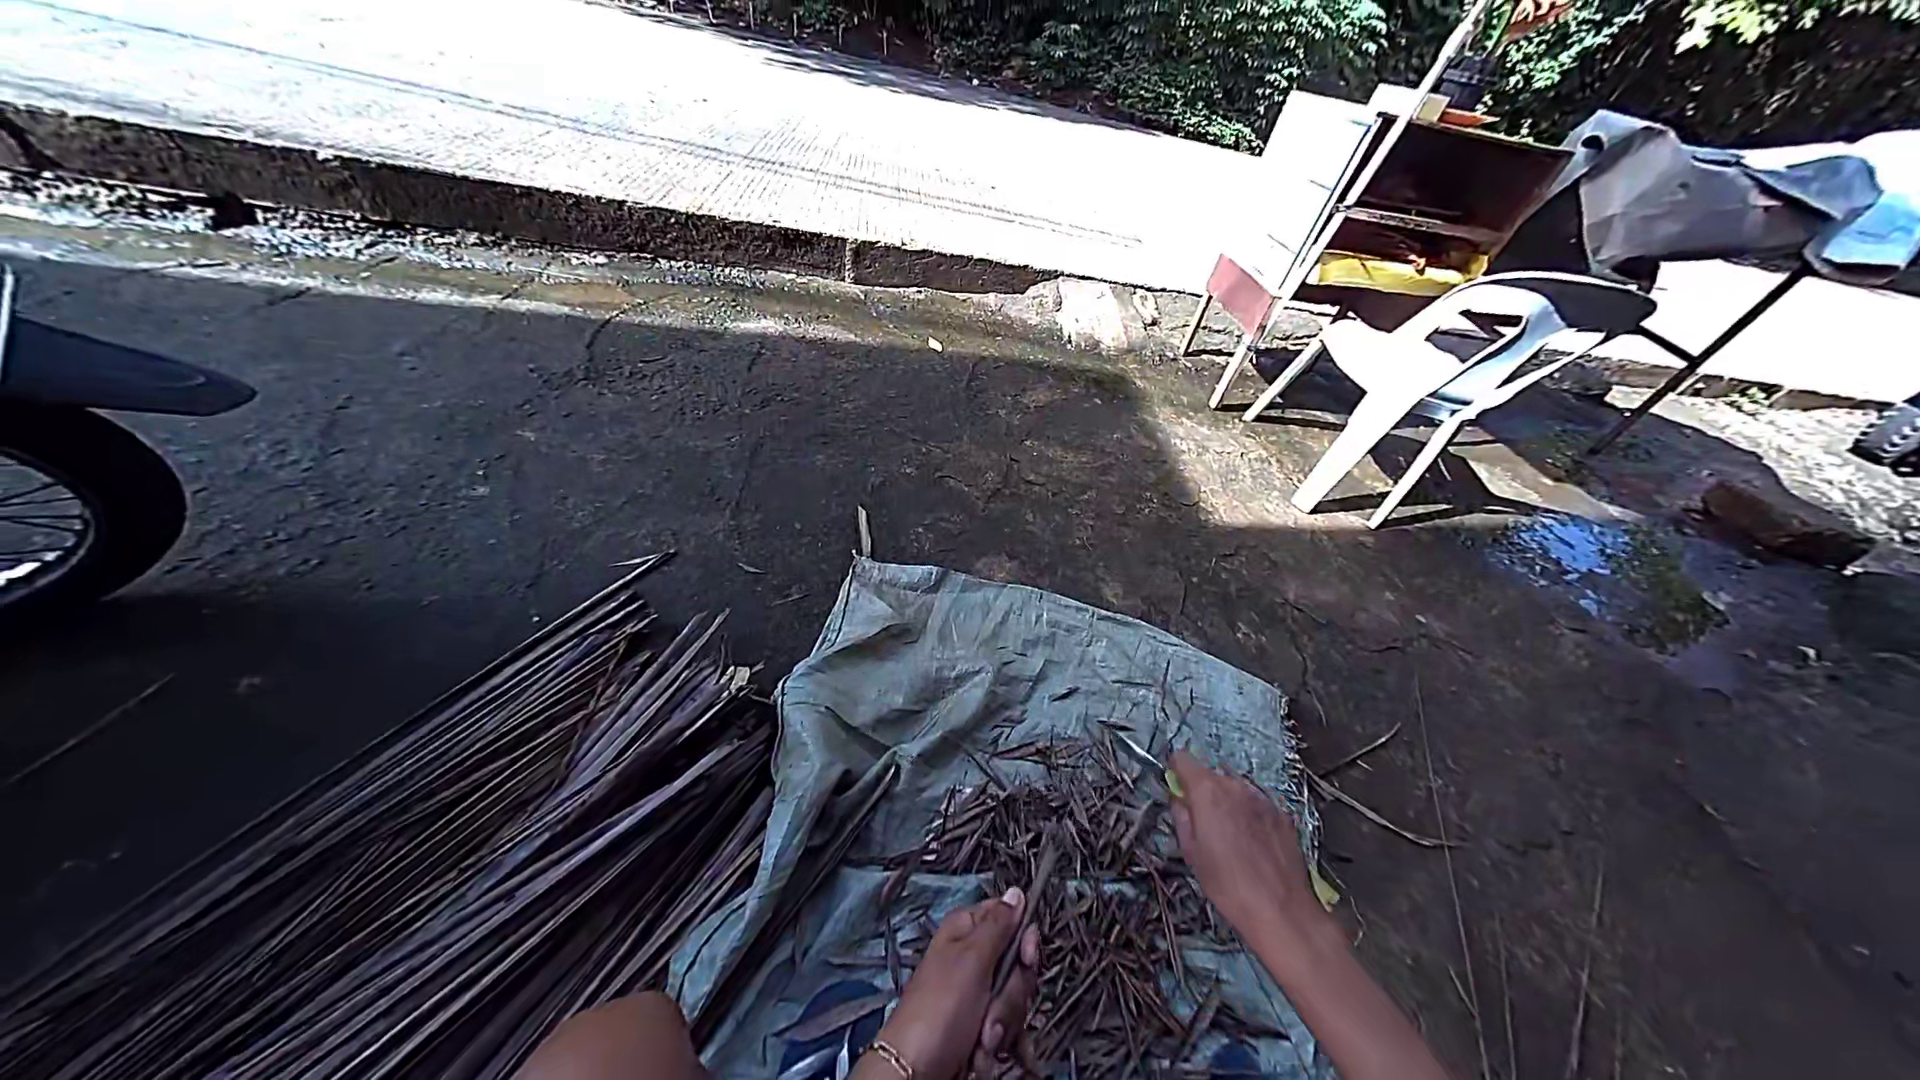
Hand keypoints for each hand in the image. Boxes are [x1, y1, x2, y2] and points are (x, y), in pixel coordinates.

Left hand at [864, 888, 1041, 1079]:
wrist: (916, 1074)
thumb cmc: (940, 1010)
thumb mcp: (971, 960)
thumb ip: (999, 925)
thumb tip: (1017, 891)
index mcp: (967, 931)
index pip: (1011, 919)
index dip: (1023, 939)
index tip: (1025, 957)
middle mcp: (974, 957)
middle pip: (1018, 964)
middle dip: (1011, 994)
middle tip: (989, 1008)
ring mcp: (978, 994)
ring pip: (1016, 999)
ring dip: (1003, 1024)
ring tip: (980, 1040)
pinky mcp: (981, 1026)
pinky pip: (1010, 1028)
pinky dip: (1003, 1045)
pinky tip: (984, 1057)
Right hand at [1169, 750, 1329, 949]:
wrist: (1281, 909)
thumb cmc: (1228, 884)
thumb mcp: (1191, 852)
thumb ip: (1181, 816)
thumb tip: (1180, 800)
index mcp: (1207, 791)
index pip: (1183, 758)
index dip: (1176, 771)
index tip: (1177, 789)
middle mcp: (1235, 786)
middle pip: (1212, 774)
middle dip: (1204, 791)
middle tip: (1204, 822)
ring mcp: (1262, 798)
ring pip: (1236, 788)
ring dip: (1229, 801)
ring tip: (1231, 835)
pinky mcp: (1283, 814)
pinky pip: (1257, 803)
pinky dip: (1250, 813)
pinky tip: (1253, 842)